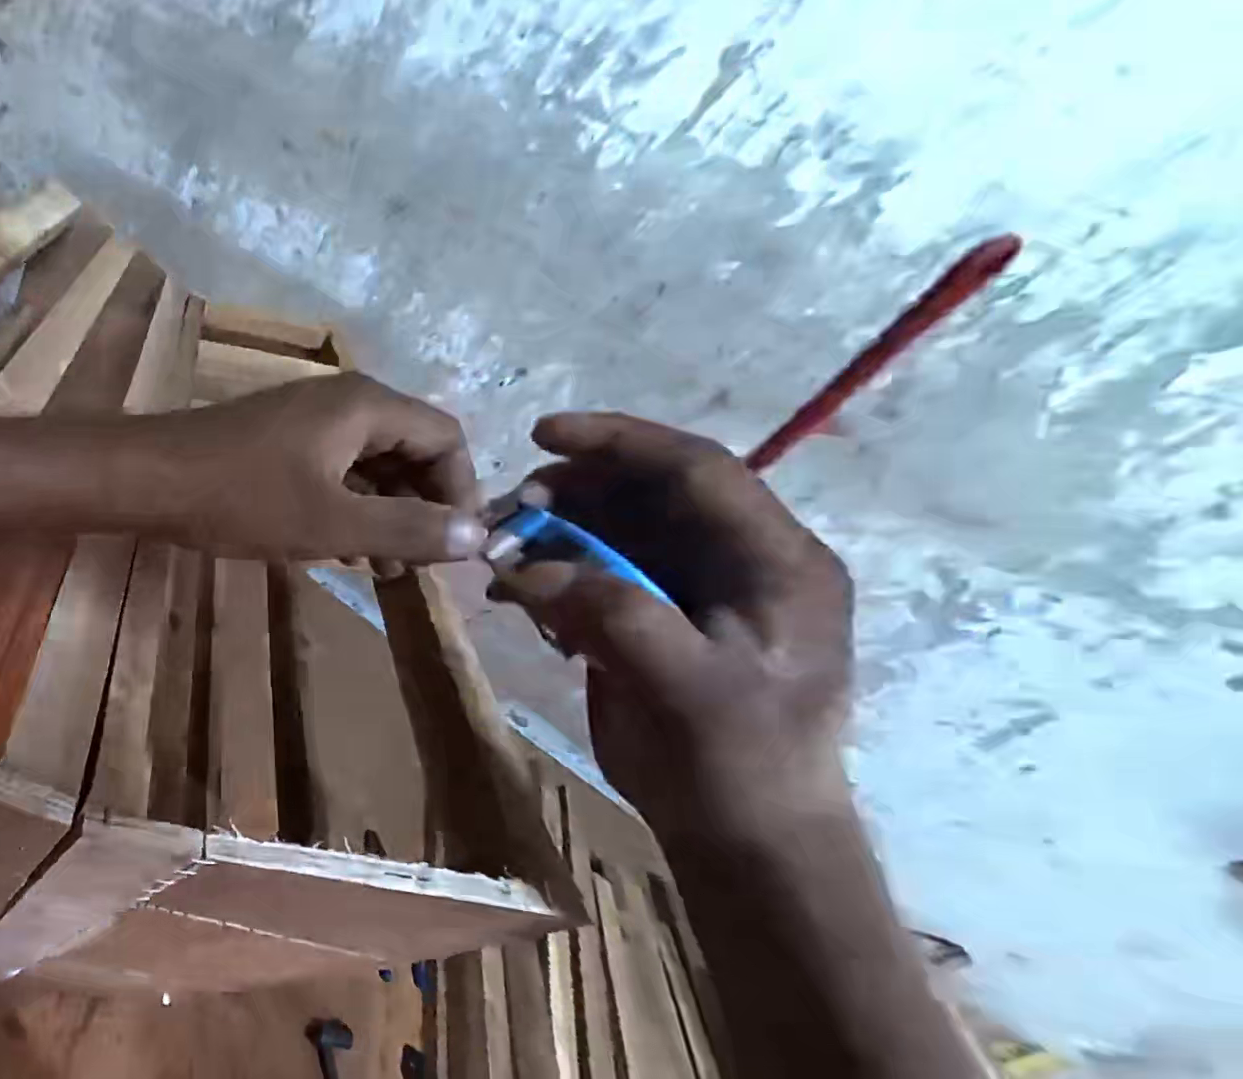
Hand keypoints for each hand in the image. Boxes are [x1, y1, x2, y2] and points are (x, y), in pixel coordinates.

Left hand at [145, 372, 483, 562]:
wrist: (149, 480)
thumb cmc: (243, 498)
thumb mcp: (332, 523)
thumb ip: (407, 528)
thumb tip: (479, 536)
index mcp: (368, 406)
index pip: (445, 438)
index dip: (463, 491)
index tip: (458, 545)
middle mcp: (348, 402)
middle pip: (413, 449)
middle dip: (424, 508)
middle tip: (420, 565)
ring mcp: (314, 420)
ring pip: (375, 465)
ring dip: (389, 515)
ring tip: (385, 569)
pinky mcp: (288, 442)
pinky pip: (342, 471)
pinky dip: (355, 508)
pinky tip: (349, 550)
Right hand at [492, 413, 853, 829]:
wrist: (739, 837)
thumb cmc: (736, 764)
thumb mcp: (686, 688)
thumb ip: (613, 615)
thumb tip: (528, 569)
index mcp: (772, 560)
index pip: (697, 470)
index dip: (620, 442)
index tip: (545, 435)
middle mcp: (733, 560)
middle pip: (644, 496)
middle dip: (571, 494)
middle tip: (509, 510)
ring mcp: (687, 588)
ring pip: (610, 531)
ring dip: (551, 533)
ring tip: (499, 551)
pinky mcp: (650, 616)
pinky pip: (592, 573)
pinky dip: (550, 574)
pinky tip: (516, 593)